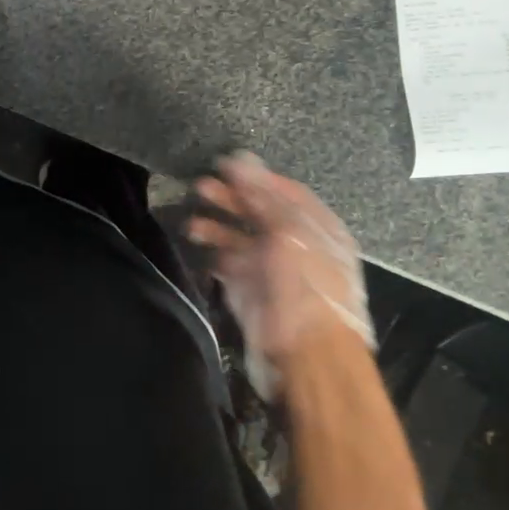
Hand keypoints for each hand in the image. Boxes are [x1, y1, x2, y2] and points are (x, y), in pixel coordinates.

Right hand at [187, 152, 372, 399]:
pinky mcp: (249, 286)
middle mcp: (295, 243)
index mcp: (317, 228)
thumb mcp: (289, 233)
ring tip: (190, 221)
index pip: (285, 191)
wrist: (306, 351)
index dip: (255, 177)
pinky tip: (195, 243)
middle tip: (198, 188)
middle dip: (229, 198)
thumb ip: (262, 196)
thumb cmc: (306, 287)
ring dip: (215, 223)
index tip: (222, 165)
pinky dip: (210, 250)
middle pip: (258, 211)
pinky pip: (226, 260)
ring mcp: (271, 266)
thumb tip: (240, 158)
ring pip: (238, 235)